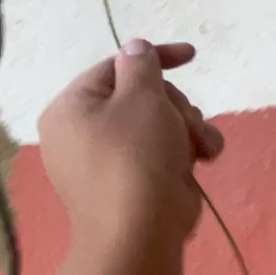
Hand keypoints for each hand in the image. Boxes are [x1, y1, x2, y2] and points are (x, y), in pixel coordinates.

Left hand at [38, 39, 225, 249]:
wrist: (140, 227)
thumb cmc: (137, 155)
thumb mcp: (143, 99)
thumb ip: (141, 66)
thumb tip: (135, 47)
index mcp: (72, 108)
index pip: (116, 66)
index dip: (156, 57)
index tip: (193, 55)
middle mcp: (83, 130)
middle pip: (144, 95)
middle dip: (177, 106)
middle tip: (188, 121)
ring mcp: (108, 156)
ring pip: (161, 122)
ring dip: (189, 128)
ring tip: (201, 147)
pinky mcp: (133, 176)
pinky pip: (163, 148)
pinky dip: (186, 149)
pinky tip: (203, 158)